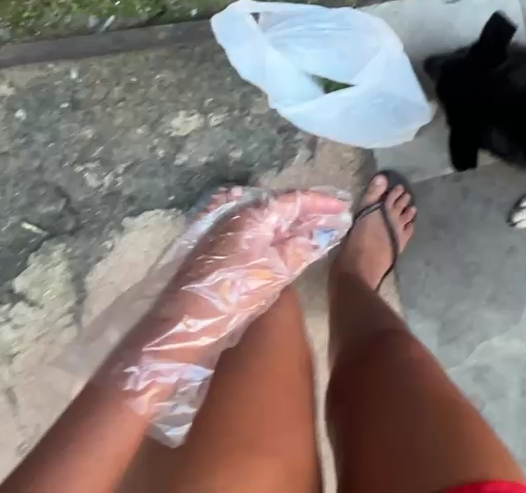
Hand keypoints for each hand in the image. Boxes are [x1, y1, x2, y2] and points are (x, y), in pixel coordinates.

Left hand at [116, 189, 351, 377]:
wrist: (182, 326)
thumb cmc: (230, 298)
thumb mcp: (273, 274)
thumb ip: (300, 249)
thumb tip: (322, 232)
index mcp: (252, 216)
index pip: (293, 200)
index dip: (320, 202)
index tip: (343, 207)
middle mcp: (237, 214)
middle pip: (280, 206)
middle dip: (308, 212)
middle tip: (334, 218)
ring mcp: (224, 230)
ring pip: (266, 219)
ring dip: (292, 223)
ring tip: (316, 229)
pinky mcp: (217, 247)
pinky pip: (254, 230)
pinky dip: (274, 233)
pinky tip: (284, 240)